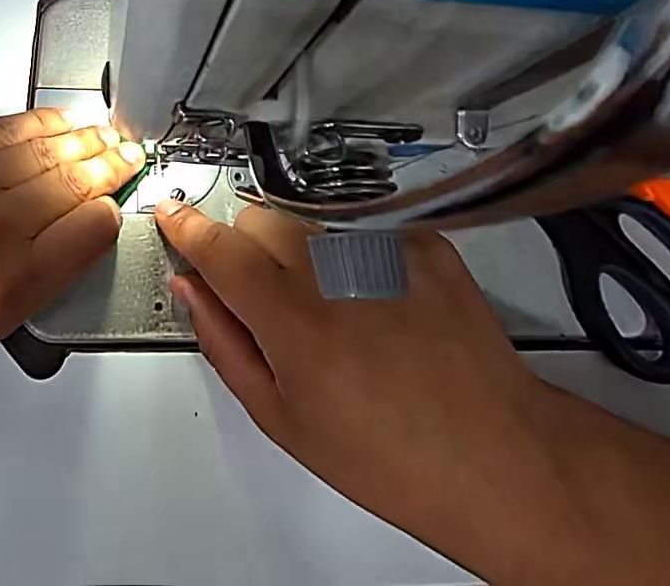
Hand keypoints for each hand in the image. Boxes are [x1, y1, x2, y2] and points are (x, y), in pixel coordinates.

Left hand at [0, 108, 143, 448]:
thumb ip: (41, 277)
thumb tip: (81, 229)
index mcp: (5, 287)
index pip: (90, 229)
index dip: (112, 210)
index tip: (119, 201)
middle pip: (74, 180)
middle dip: (110, 163)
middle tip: (130, 153)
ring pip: (46, 147)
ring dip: (85, 136)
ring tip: (109, 132)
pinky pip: (5, 128)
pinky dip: (42, 121)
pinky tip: (64, 120)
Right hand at [154, 202, 577, 574]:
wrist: (497, 453)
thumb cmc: (396, 455)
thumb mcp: (284, 417)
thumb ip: (223, 341)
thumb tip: (193, 292)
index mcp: (294, 322)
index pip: (217, 248)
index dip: (185, 226)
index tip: (172, 214)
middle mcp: (337, 274)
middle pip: (256, 218)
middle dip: (244, 246)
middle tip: (265, 293)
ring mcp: (384, 251)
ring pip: (304, 218)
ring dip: (296, 248)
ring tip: (332, 306)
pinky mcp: (421, 243)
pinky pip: (358, 225)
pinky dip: (350, 251)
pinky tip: (374, 298)